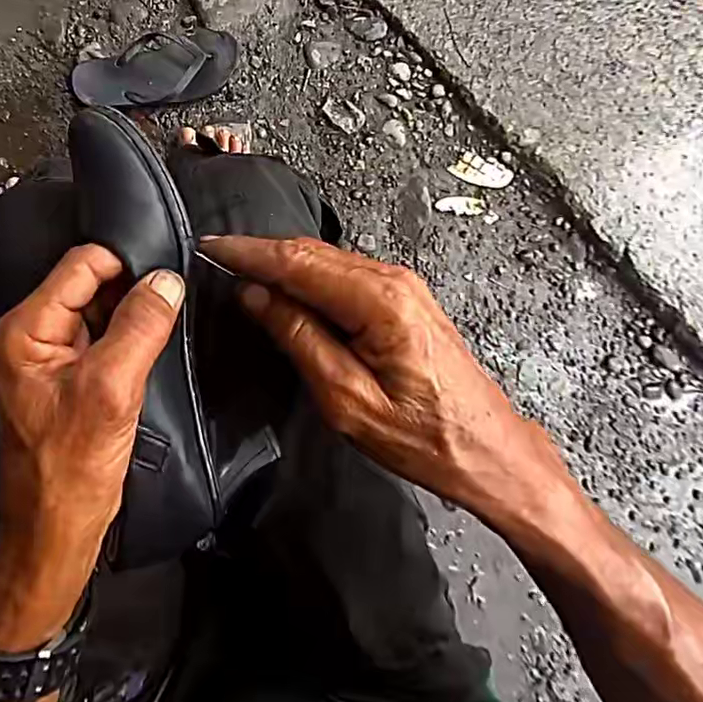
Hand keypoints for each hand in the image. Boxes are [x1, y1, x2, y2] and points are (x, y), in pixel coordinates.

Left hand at [0, 245, 183, 651]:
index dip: (125, 262)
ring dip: (134, 315)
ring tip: (159, 334)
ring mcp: (55, 356)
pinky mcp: (74, 375)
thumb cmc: (64, 476)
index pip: (81, 264)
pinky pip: (107, 337)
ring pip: (103, 309)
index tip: (163, 274)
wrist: (56, 531)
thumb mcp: (110, 392)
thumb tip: (165, 283)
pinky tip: (148, 353)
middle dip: (132, 289)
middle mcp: (35, 336)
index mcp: (27, 330)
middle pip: (92, 283)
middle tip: (166, 307)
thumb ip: (139, 329)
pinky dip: (131, 338)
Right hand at [200, 235, 571, 523]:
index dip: (247, 252)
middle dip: (258, 252)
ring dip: (279, 262)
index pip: (296, 261)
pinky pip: (340, 274)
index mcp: (379, 302)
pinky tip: (283, 287)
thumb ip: (299, 339)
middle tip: (215, 256)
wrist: (492, 453)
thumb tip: (258, 297)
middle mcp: (393, 282)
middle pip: (309, 252)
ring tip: (239, 269)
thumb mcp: (347, 400)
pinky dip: (304, 275)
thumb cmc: (428, 439)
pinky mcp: (402, 301)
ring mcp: (401, 288)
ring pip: (324, 259)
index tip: (211, 248)